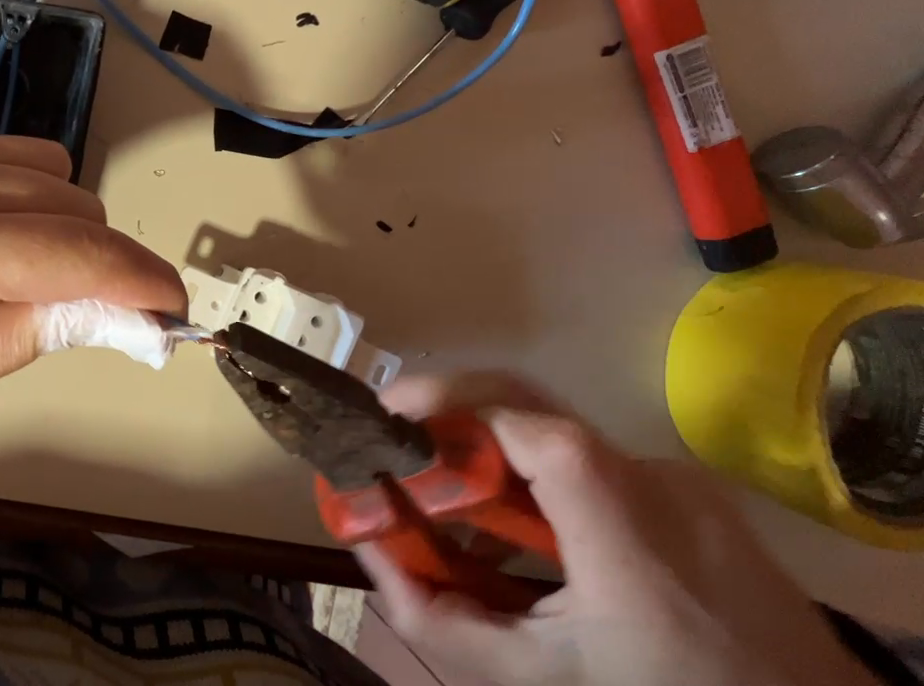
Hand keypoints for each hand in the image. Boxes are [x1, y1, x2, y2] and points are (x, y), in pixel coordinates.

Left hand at [0, 136, 184, 425]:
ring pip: (50, 170)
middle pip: (72, 202)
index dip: (138, 278)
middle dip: (101, 259)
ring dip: (67, 223)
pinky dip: (31, 194)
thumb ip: (42, 332)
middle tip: (92, 311)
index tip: (175, 308)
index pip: (72, 250)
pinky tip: (1, 235)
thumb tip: (127, 313)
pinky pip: (9, 155)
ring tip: (30, 275)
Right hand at [359, 374, 878, 685]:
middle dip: (450, 403)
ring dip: (488, 441)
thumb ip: (437, 619)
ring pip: (555, 429)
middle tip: (396, 429)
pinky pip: (591, 454)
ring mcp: (683, 482)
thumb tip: (367, 552)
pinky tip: (520, 517)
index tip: (390, 412)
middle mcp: (661, 489)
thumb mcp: (537, 678)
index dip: (459, 407)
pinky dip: (533, 467)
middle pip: (536, 405)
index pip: (542, 437)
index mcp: (633, 544)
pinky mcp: (694, 489)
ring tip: (447, 484)